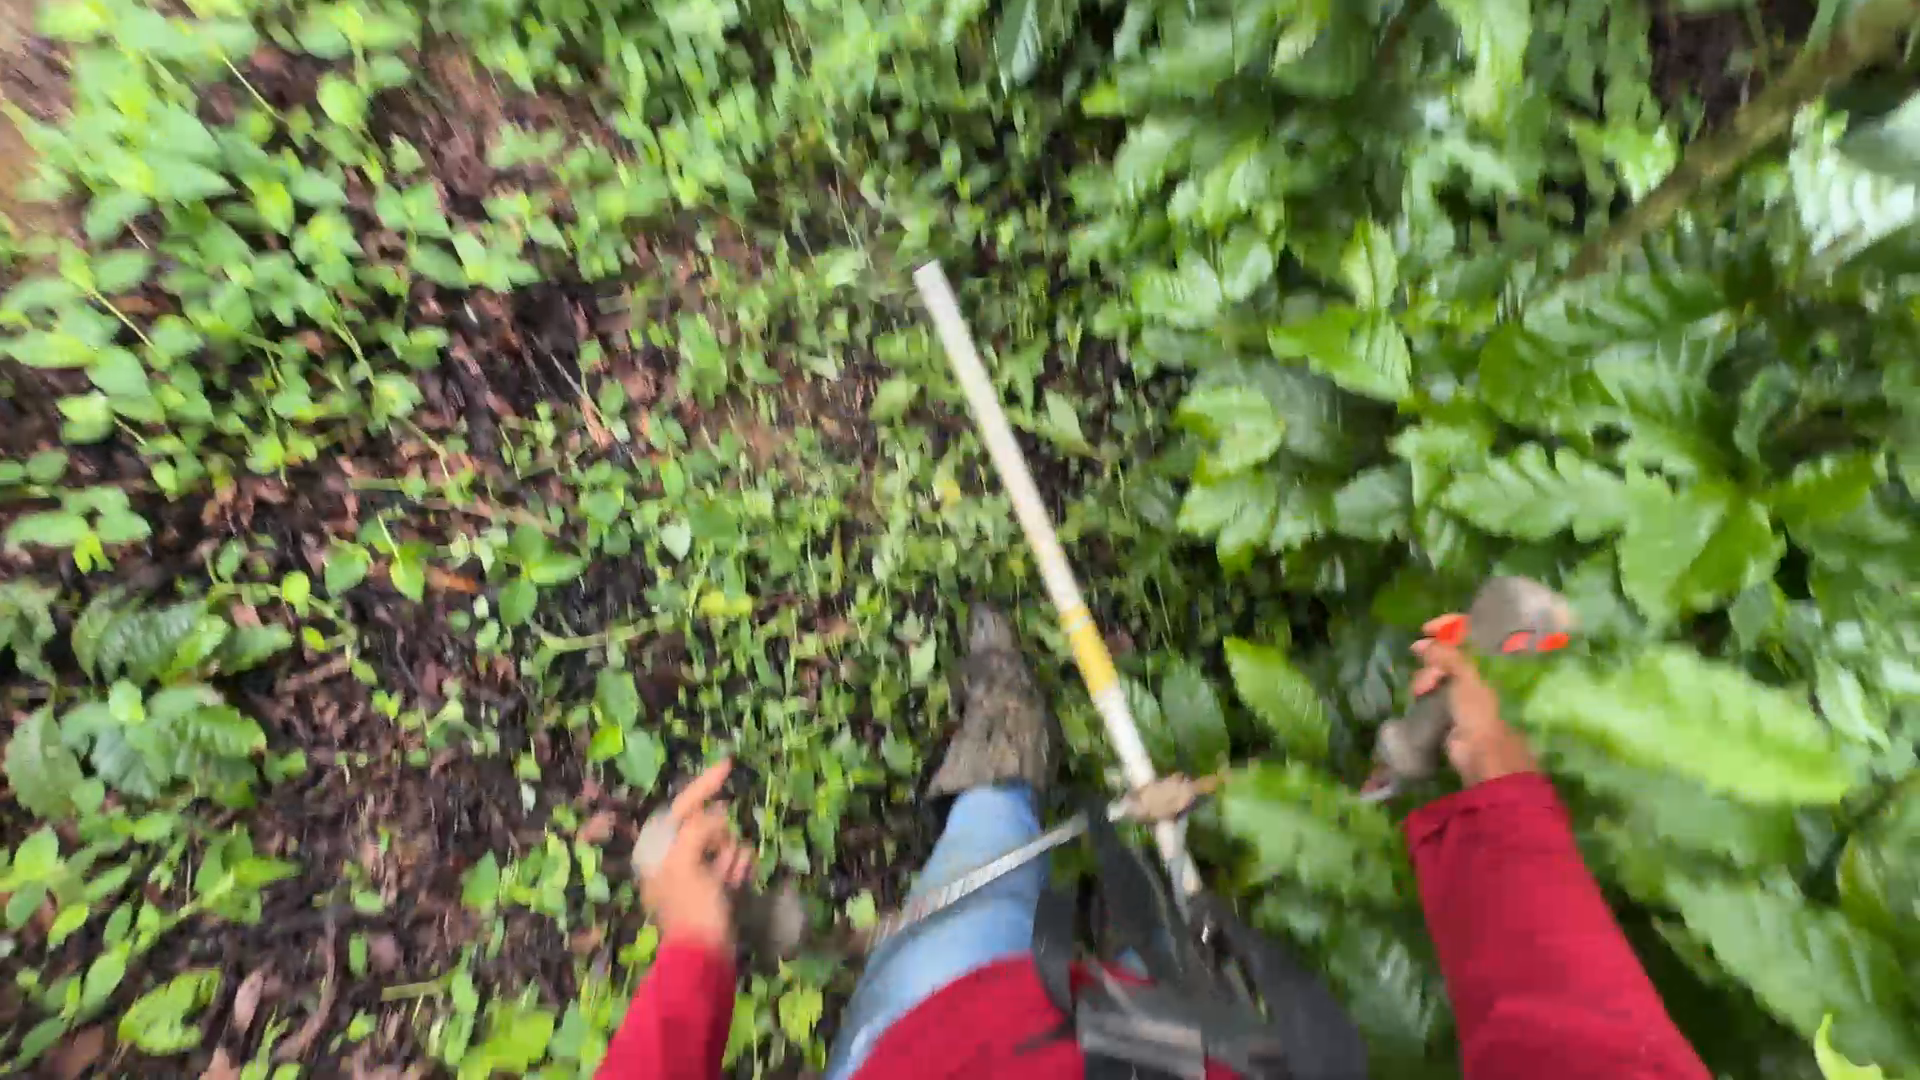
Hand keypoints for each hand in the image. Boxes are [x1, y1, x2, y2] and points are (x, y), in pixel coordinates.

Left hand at [640, 759, 752, 949]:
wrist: (705, 959)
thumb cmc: (691, 910)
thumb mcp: (686, 863)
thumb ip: (697, 829)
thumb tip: (717, 816)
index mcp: (659, 851)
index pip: (682, 806)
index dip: (704, 784)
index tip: (728, 765)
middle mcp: (674, 857)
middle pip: (709, 823)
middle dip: (723, 836)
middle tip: (722, 859)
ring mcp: (696, 872)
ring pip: (725, 840)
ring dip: (733, 854)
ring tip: (731, 876)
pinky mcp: (714, 885)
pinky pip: (734, 859)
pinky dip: (739, 866)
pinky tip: (738, 880)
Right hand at [1410, 636, 1536, 786]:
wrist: (1481, 754)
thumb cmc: (1481, 713)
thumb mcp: (1466, 679)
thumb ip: (1447, 656)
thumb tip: (1421, 643)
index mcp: (1495, 662)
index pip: (1474, 631)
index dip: (1450, 625)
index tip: (1427, 629)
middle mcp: (1481, 671)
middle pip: (1450, 650)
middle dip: (1432, 656)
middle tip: (1422, 663)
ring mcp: (1466, 688)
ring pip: (1438, 668)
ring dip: (1425, 674)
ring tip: (1421, 689)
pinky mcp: (1451, 703)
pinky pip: (1433, 686)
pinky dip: (1423, 687)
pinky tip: (1418, 694)